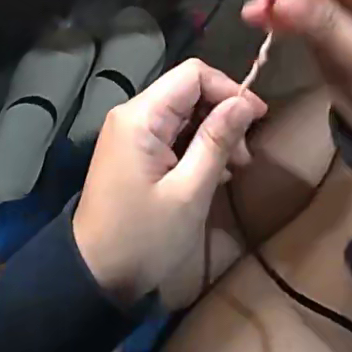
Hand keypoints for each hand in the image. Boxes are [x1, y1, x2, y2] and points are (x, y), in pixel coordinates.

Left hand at [72, 59, 264, 305]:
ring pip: (183, 111)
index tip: (258, 119)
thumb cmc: (143, 237)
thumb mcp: (189, 193)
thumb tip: (246, 102)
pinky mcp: (134, 149)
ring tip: (234, 169)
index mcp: (141, 116)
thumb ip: (216, 141)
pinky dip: (196, 145)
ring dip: (213, 132)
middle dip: (223, 114)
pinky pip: (172, 131)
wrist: (94, 277)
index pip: (193, 74)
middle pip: (188, 90)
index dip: (229, 89)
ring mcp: (131, 131)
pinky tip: (213, 173)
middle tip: (245, 156)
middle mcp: (132, 113)